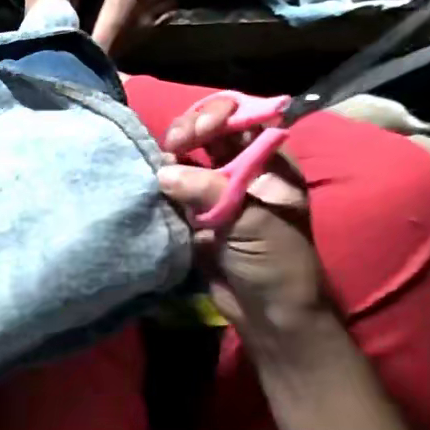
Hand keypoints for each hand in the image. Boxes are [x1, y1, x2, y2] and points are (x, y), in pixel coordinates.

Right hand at [157, 97, 324, 328]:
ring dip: (170, 155)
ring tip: (158, 165)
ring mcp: (216, 191)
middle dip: (188, 128)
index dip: (219, 114)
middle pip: (210, 130)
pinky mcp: (194, 213)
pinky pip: (173, 187)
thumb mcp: (254, 225)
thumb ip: (212, 193)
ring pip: (187, 156)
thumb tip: (163, 173)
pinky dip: (161, 182)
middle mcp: (242, 169)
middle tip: (171, 144)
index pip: (244, 118)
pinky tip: (151, 182)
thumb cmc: (278, 265)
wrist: (269, 315)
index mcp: (271, 162)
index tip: (196, 130)